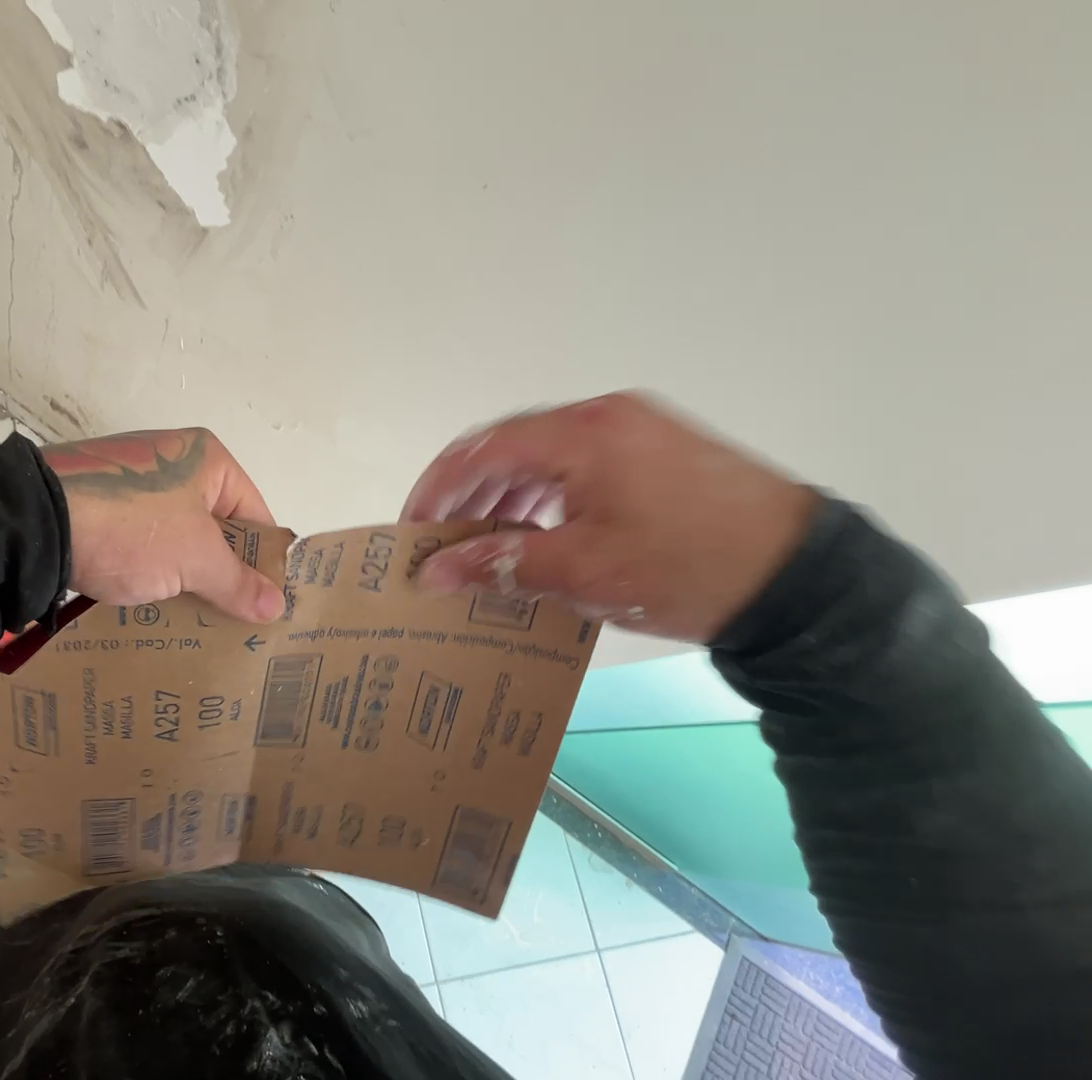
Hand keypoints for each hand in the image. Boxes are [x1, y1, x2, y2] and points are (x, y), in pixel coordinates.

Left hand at [44, 428, 285, 623]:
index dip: (264, 561)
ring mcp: (131, 484)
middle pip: (214, 528)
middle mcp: (171, 462)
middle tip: (235, 624)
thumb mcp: (194, 559)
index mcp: (206, 458)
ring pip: (176, 540)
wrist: (36, 522)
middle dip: (223, 575)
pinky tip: (154, 608)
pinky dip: (150, 573)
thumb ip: (237, 582)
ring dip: (185, 579)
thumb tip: (277, 605)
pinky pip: (141, 544)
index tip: (268, 607)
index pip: (254, 513)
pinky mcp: (100, 508)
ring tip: (196, 625)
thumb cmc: (132, 529)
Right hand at [399, 392, 818, 642]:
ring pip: (543, 453)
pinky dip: (544, 491)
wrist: (807, 581)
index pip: (481, 450)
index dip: (436, 489)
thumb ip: (499, 563)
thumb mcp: (581, 573)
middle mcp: (605, 416)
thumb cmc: (688, 570)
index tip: (413, 528)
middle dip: (466, 492)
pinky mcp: (658, 448)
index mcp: (582, 435)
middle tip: (440, 537)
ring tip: (483, 538)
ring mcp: (637, 428)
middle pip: (509, 445)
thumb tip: (435, 571)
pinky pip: (578, 461)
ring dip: (504, 493)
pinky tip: (538, 528)